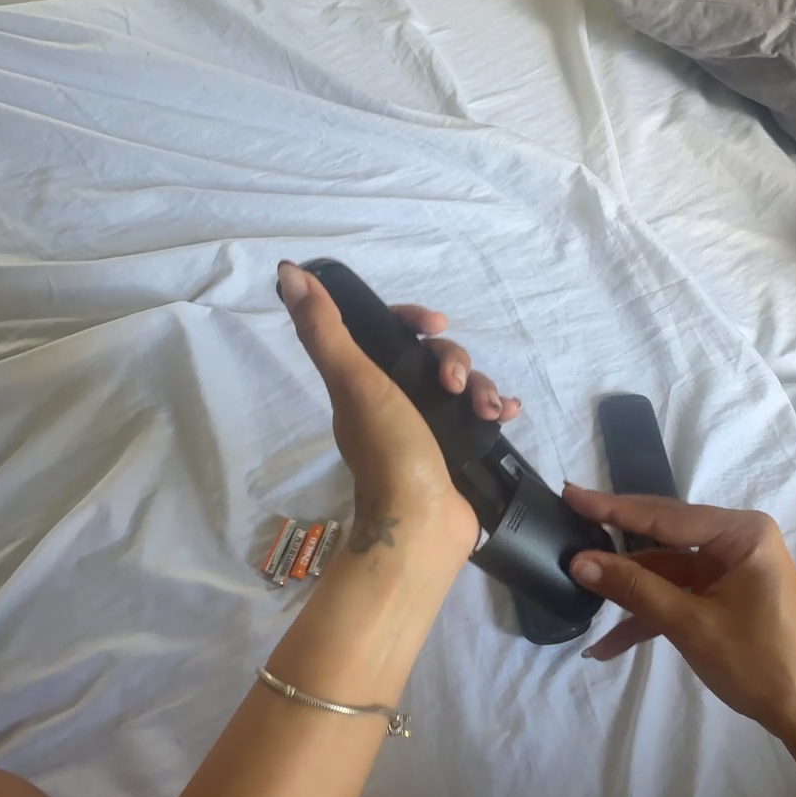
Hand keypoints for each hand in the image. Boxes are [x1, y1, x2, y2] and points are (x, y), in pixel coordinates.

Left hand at [279, 261, 518, 554]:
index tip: (434, 324)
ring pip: (463, 384)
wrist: (423, 524)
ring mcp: (429, 427)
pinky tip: (506, 413)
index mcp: (367, 383)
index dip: (413, 319)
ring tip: (487, 410)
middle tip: (455, 386)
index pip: (389, 332)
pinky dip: (495, 407)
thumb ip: (325, 329)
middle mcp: (396, 401)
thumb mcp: (354, 383)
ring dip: (481, 386)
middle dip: (454, 361)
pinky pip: (482, 414)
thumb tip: (289, 272)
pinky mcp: (457, 449)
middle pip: (433, 357)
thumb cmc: (388, 450)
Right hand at [563, 487, 795, 740]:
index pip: (665, 515)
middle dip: (616, 548)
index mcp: (741, 533)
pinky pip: (678, 596)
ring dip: (628, 593)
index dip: (613, 508)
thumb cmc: (760, 663)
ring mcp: (730, 571)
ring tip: (578, 595)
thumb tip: (579, 562)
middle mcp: (737, 541)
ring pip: (665, 572)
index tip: (571, 493)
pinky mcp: (725, 598)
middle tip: (569, 527)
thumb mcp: (691, 624)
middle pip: (663, 538)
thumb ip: (634, 589)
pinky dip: (648, 617)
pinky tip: (608, 645)